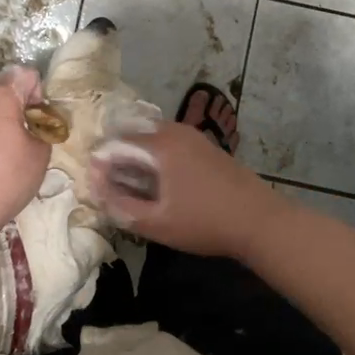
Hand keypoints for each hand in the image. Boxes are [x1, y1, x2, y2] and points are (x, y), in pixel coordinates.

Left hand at [0, 67, 51, 232]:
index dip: (38, 93)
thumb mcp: (40, 155)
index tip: (39, 119)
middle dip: (16, 105)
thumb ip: (42, 129)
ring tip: (2, 150)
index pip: (26, 74)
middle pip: (2, 88)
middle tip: (24, 134)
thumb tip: (35, 124)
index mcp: (0, 96)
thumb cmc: (6, 179)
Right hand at [87, 121, 289, 260]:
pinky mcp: (206, 147)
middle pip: (133, 135)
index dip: (99, 165)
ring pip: (152, 139)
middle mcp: (175, 130)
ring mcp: (193, 136)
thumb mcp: (158, 224)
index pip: (115, 144)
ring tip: (131, 186)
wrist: (261, 222)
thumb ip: (122, 208)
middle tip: (109, 186)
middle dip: (116, 157)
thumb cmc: (205, 222)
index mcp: (160, 143)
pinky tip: (159, 184)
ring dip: (137, 158)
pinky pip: (169, 144)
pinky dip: (156, 158)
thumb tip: (97, 193)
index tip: (93, 187)